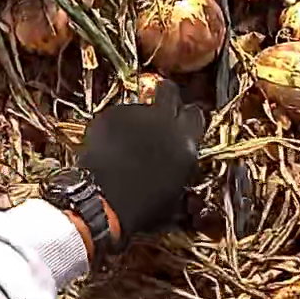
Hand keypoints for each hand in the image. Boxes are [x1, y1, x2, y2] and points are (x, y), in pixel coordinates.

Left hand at [78, 79, 204, 241]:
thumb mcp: (175, 191)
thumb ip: (182, 166)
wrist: (105, 202)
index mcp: (185, 140)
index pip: (194, 113)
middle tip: (157, 111)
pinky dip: (113, 126)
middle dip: (165, 96)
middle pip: (169, 91)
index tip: (180, 122)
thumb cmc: (144, 207)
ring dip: (136, 118)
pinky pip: (116, 115)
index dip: (186, 117)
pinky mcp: (110, 114)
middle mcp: (163, 120)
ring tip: (125, 141)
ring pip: (139, 106)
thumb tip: (181, 161)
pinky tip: (108, 146)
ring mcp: (136, 114)